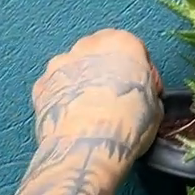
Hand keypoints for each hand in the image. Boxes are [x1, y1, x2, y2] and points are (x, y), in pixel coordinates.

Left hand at [31, 30, 162, 157]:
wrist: (88, 150)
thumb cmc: (126, 125)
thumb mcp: (155, 108)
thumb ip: (146, 92)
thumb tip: (141, 99)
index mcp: (122, 44)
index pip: (136, 50)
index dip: (143, 74)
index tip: (145, 91)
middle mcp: (88, 46)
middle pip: (101, 53)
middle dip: (110, 72)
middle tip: (119, 100)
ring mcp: (59, 64)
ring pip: (75, 68)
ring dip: (84, 83)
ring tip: (94, 114)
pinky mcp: (40, 87)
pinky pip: (56, 88)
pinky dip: (64, 99)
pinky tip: (76, 121)